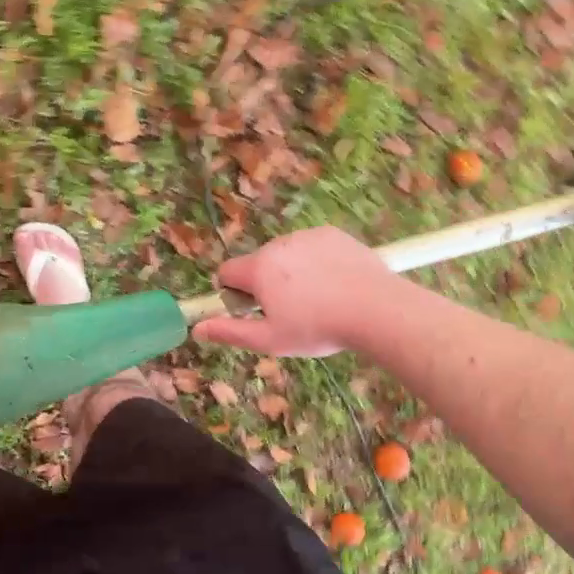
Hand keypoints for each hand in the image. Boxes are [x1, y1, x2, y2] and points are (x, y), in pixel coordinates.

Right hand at [192, 227, 399, 356]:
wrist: (376, 310)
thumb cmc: (317, 329)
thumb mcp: (269, 340)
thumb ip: (230, 332)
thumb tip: (197, 329)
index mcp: (258, 268)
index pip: (226, 272)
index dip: (234, 294)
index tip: (254, 311)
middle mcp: (278, 244)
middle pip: (257, 263)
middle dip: (264, 284)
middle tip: (290, 312)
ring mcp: (307, 235)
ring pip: (285, 255)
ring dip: (289, 272)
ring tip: (317, 300)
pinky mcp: (333, 234)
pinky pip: (311, 247)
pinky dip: (315, 262)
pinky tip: (334, 284)